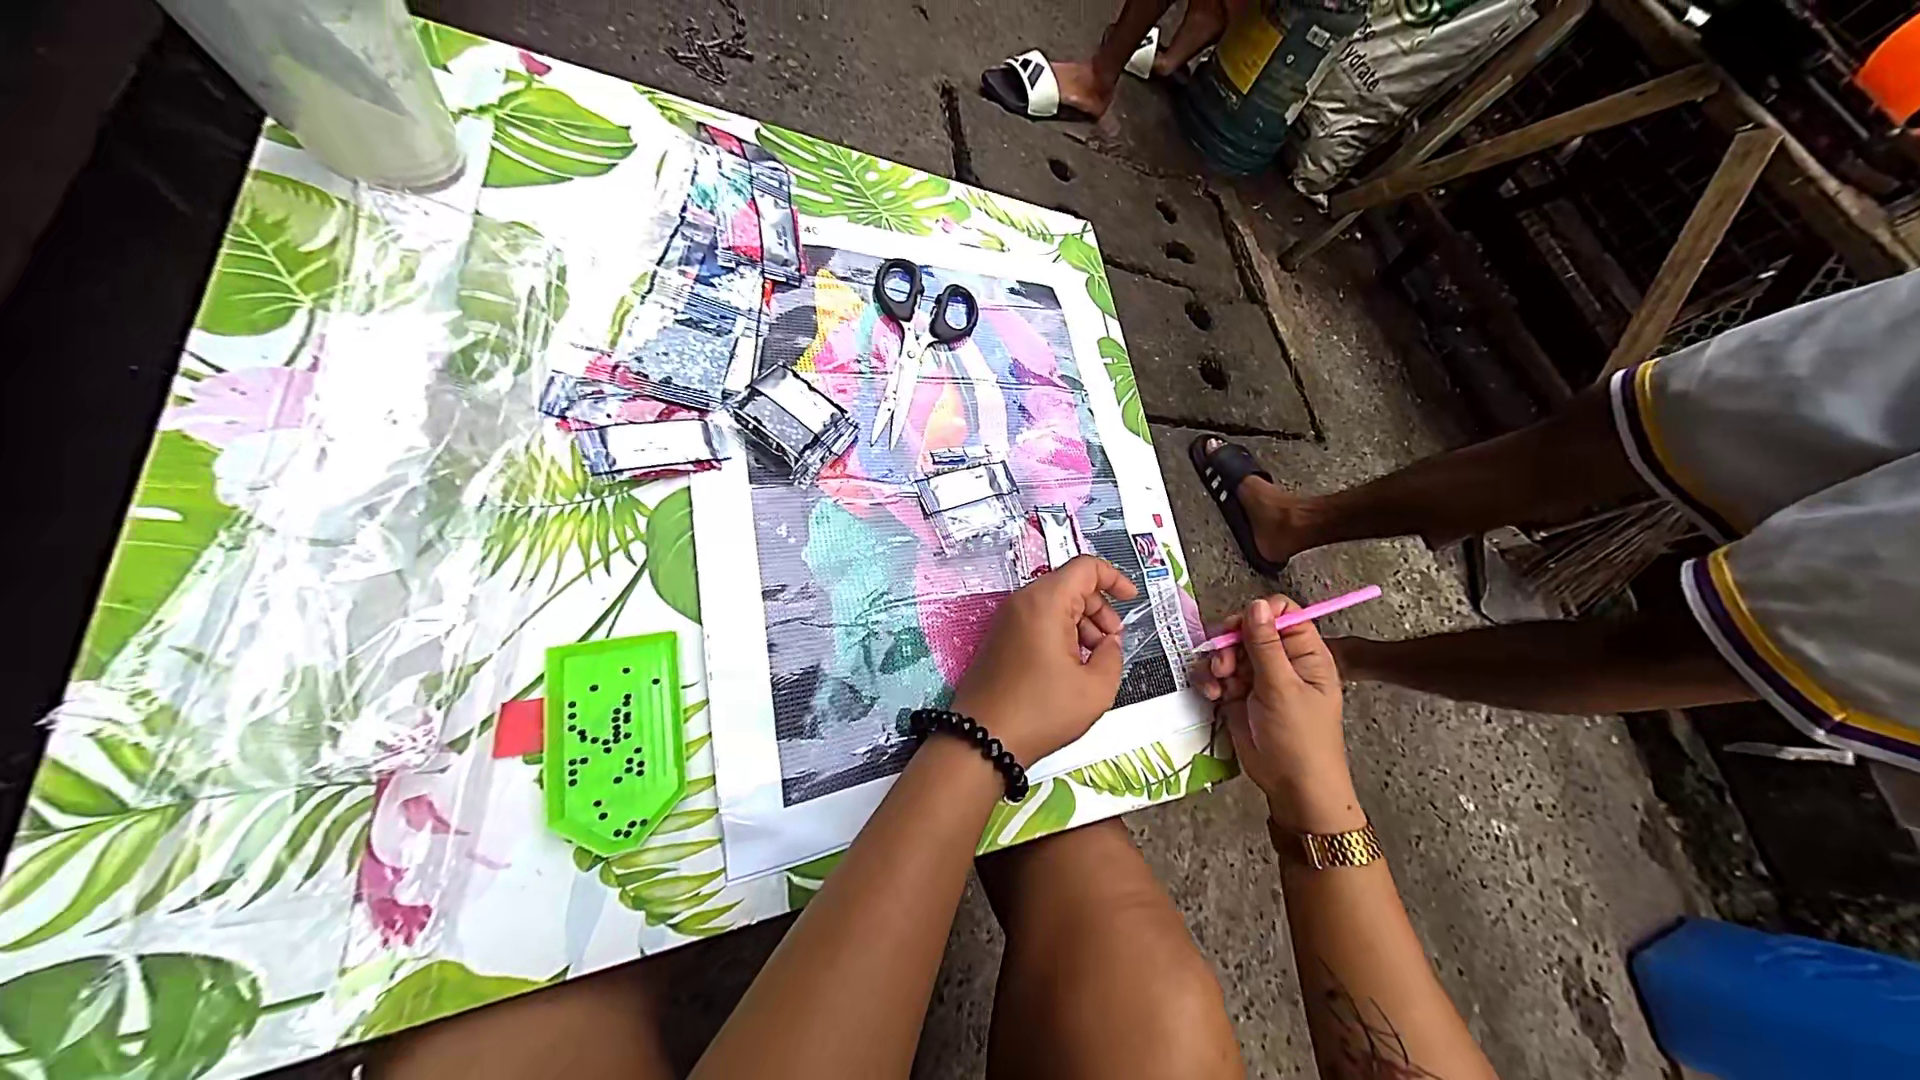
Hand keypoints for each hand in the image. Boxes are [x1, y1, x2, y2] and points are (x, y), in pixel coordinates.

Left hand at [950, 555, 1139, 765]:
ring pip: (1054, 604)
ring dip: (1081, 623)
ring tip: (1093, 660)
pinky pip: (1036, 621)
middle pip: (1070, 585)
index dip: (1114, 578)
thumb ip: (1113, 655)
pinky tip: (1069, 666)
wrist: (982, 739)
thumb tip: (1110, 643)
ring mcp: (1006, 619)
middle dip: (1099, 609)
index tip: (1131, 597)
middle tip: (1112, 641)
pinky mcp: (999, 638)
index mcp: (1045, 602)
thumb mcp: (1095, 689)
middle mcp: (1022, 602)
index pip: (1085, 567)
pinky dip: (1059, 633)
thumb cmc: (1038, 713)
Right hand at [1210, 596, 1362, 833]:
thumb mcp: (1282, 687)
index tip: (1241, 629)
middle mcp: (1280, 660)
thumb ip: (1265, 644)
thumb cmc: (1299, 737)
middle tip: (1226, 663)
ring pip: (1226, 650)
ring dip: (1216, 663)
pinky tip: (1212, 694)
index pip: (1281, 613)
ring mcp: (1256, 676)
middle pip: (1246, 629)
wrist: (1290, 784)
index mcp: (1304, 653)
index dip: (1258, 614)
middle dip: (1229, 642)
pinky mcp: (1236, 692)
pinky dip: (1209, 680)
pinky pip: (1216, 673)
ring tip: (1219, 683)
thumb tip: (1257, 603)